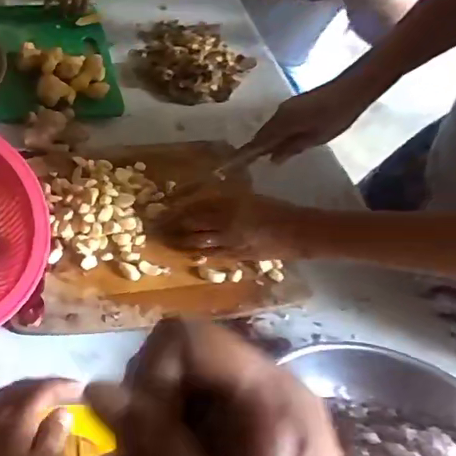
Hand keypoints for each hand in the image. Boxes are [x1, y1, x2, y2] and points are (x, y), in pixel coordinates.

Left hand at [0, 378, 81, 455]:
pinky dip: (9, 401)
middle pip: (22, 387)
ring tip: (43, 398)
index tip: (82, 388)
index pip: (43, 390)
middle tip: (65, 391)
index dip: (63, 386)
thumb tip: (63, 412)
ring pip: (5, 393)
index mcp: (16, 416)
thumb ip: (53, 436)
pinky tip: (15, 413)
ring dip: (26, 391)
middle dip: (45, 385)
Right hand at [85, 320, 399, 455]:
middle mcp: (257, 387)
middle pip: (172, 362)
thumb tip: (94, 389)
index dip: (153, 372)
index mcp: (268, 392)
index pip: (187, 338)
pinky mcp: (236, 435)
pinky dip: (158, 449)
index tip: (146, 429)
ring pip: (169, 392)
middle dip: (144, 409)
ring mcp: (247, 411)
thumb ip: (159, 442)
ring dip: (145, 434)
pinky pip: (179, 419)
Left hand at [158, 186, 305, 256]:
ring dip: (182, 244)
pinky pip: (214, 256)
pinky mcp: (238, 257)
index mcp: (228, 209)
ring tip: (168, 242)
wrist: (299, 232)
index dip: (176, 214)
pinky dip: (200, 254)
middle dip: (173, 231)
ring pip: (199, 246)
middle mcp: (226, 227)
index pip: (195, 212)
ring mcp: (231, 244)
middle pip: (192, 230)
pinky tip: (191, 253)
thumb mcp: (247, 198)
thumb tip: (200, 202)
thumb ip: (223, 201)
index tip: (162, 213)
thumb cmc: (275, 209)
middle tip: (157, 230)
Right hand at [241, 71, 385, 162]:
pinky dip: (273, 133)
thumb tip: (272, 159)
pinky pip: (276, 122)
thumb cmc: (337, 115)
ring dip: (264, 141)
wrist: (354, 87)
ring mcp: (285, 108)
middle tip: (245, 163)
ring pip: (268, 128)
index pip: (259, 142)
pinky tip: (277, 141)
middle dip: (253, 148)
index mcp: (283, 124)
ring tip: (261, 155)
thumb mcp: (317, 137)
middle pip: (261, 134)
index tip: (232, 164)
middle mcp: (278, 114)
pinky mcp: (293, 105)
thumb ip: (292, 147)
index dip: (246, 154)